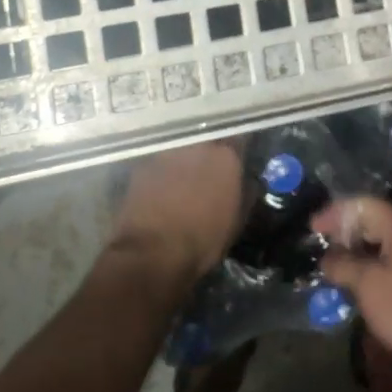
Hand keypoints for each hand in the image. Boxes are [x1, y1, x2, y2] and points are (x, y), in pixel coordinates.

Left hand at [109, 140, 244, 283]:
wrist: (152, 253)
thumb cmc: (203, 240)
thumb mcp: (237, 220)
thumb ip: (245, 192)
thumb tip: (248, 180)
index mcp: (227, 157)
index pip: (238, 138)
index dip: (237, 148)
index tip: (237, 159)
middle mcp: (198, 145)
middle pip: (208, 139)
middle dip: (209, 151)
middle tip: (209, 169)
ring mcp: (168, 153)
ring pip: (182, 149)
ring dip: (185, 160)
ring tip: (183, 179)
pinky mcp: (142, 166)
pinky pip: (159, 163)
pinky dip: (162, 172)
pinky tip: (161, 189)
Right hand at [312, 197, 391, 390]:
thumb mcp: (367, 284)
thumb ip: (343, 265)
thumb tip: (326, 258)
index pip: (365, 205)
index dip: (337, 212)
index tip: (312, 226)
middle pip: (372, 219)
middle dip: (344, 229)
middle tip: (318, 244)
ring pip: (378, 241)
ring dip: (353, 248)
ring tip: (329, 262)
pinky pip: (385, 259)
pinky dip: (365, 263)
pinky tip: (349, 278)